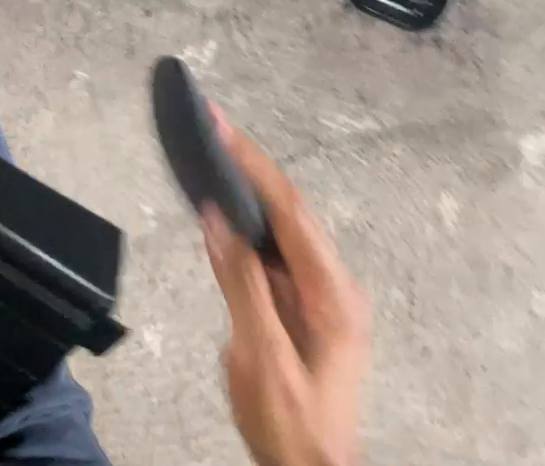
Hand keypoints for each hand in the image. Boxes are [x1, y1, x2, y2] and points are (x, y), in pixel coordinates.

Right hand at [201, 108, 370, 465]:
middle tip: (212, 123)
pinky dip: (246, 218)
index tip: (220, 126)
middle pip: (289, 208)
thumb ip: (241, 286)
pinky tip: (224, 205)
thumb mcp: (262, 358)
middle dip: (250, 161)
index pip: (289, 211)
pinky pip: (273, 248)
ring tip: (214, 148)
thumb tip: (217, 219)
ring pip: (282, 225)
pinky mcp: (302, 304)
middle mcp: (332, 285)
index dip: (253, 164)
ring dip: (248, 185)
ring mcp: (319, 294)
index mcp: (331, 294)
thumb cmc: (289, 422)